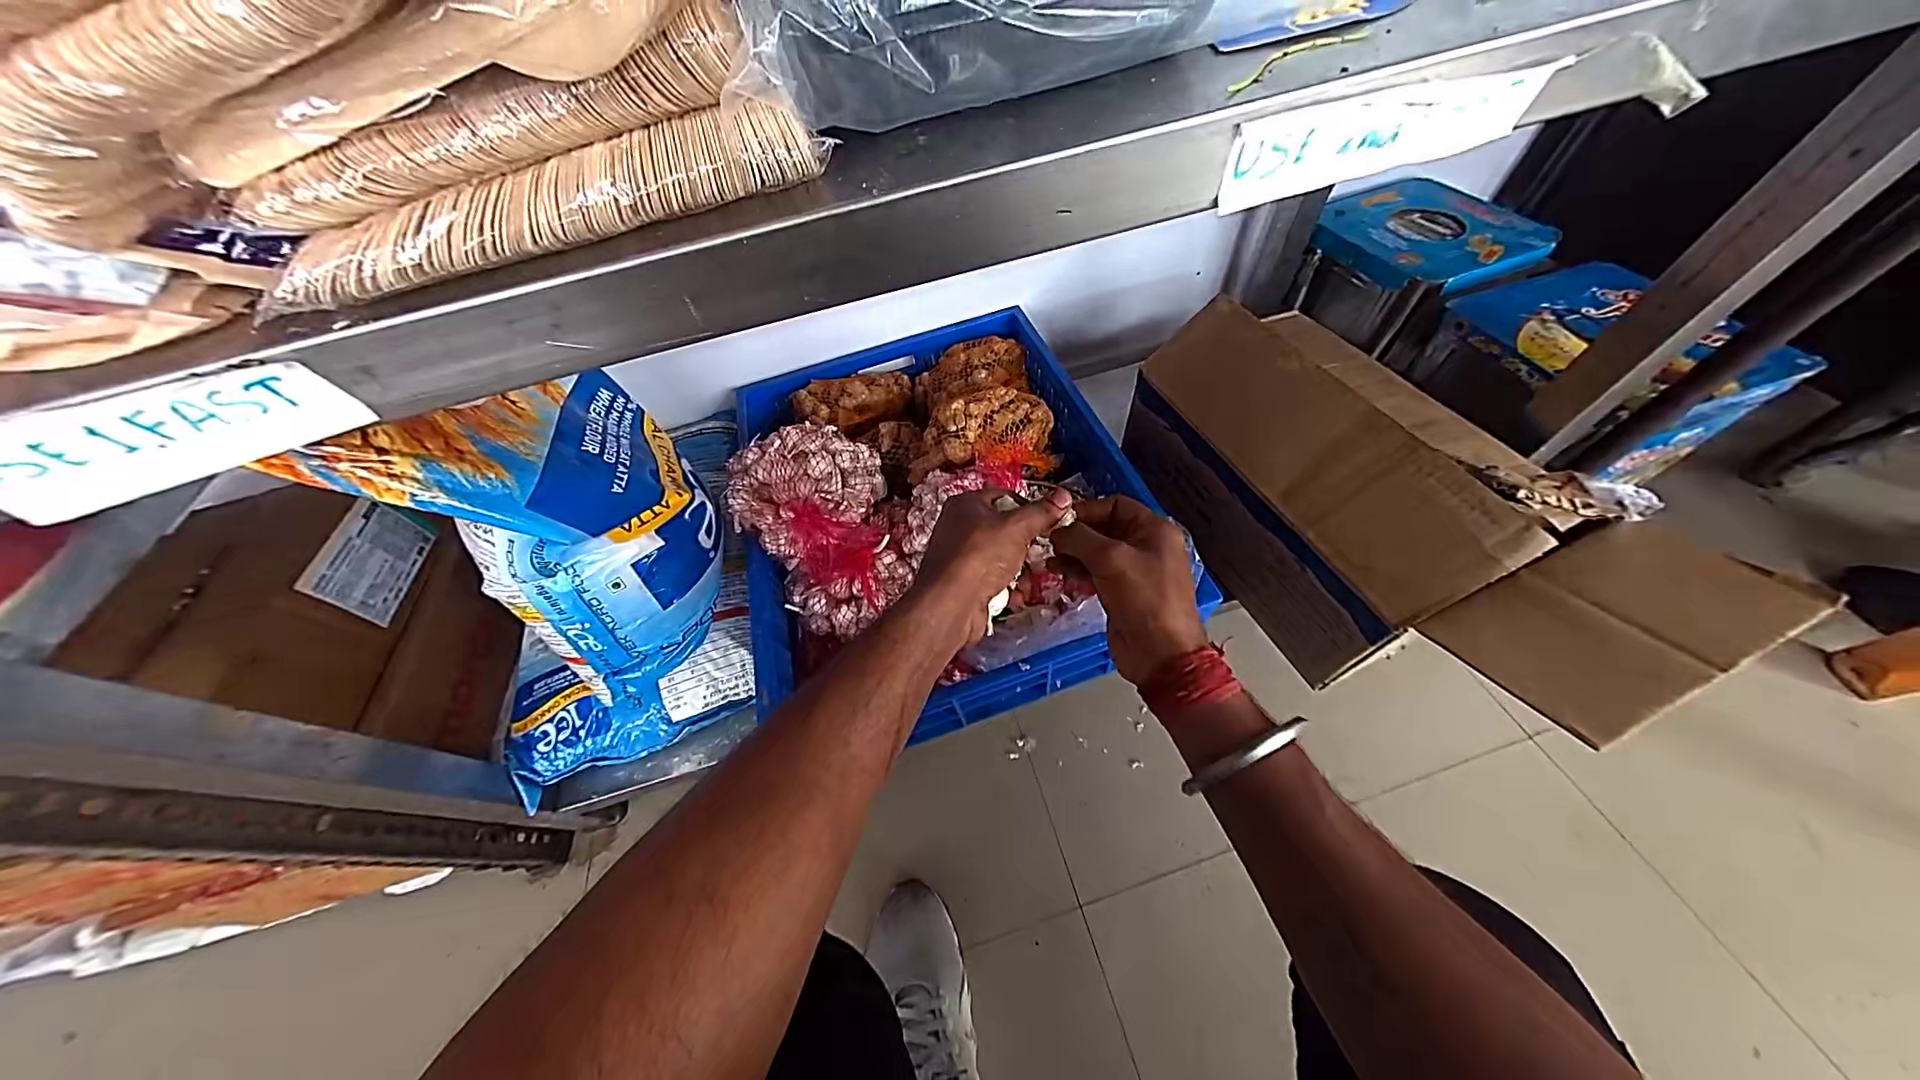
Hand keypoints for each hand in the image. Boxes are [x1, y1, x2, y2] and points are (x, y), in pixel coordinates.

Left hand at [910, 488, 1072, 645]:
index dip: (1030, 508)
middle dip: (1026, 546)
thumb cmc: (978, 558)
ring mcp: (960, 557)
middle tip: (1039, 553)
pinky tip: (1013, 595)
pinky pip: (993, 580)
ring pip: (1002, 558)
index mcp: (966, 504)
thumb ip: (1041, 512)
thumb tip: (1062, 497)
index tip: (1049, 521)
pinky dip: (1006, 588)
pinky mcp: (964, 583)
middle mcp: (959, 527)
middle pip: (1004, 530)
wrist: (951, 606)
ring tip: (1025, 579)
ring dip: (1019, 571)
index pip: (1006, 497)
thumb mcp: (1017, 528)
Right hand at [1050, 496, 1206, 684]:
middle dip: (1075, 534)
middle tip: (1050, 541)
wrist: (1160, 653)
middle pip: (1103, 529)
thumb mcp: (1110, 559)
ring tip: (1051, 560)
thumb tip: (1057, 530)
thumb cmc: (1145, 600)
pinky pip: (1096, 574)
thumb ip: (1080, 537)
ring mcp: (1134, 572)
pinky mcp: (1122, 593)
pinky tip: (1060, 574)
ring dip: (1072, 554)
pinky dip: (1078, 572)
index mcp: (1154, 530)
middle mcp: (1146, 547)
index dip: (1087, 509)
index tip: (1059, 518)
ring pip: (1096, 552)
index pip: (1116, 505)